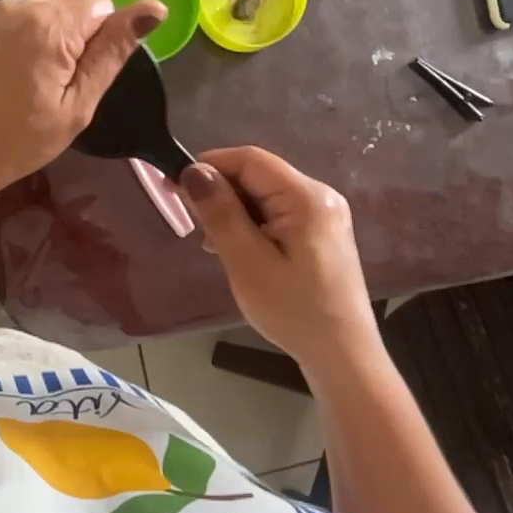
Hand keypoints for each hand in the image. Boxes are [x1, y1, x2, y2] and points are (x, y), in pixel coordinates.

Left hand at [0, 0, 166, 200]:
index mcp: (49, 24)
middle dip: (76, 41)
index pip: (102, 5)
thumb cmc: (17, 143)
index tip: (82, 81)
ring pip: (46, 12)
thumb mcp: (76, 107)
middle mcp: (20, 5)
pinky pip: (19, 22)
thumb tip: (154, 9)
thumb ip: (112, 54)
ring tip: (32, 89)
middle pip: (73, 5)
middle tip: (57, 91)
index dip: (102, 42)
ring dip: (51, 43)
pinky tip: (12, 81)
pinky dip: (26, 44)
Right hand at [180, 148, 377, 366]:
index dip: (208, 165)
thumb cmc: (292, 310)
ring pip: (265, 196)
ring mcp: (324, 215)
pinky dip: (251, 224)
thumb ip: (221, 214)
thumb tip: (193, 171)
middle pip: (258, 175)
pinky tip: (237, 250)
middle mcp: (320, 196)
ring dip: (233, 211)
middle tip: (190, 223)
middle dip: (220, 191)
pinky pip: (277, 214)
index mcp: (306, 197)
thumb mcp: (247, 263)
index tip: (172, 185)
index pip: (250, 160)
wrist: (341, 352)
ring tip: (212, 244)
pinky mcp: (321, 234)